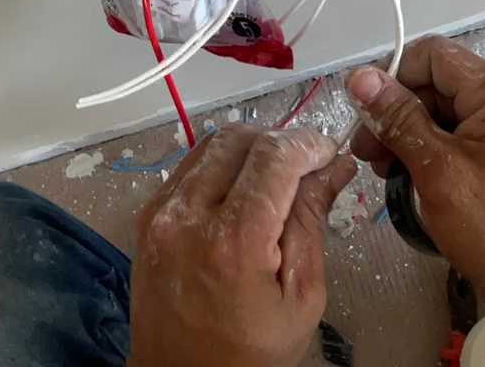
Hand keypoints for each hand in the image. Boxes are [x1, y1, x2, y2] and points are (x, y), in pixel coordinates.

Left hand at [127, 125, 356, 366]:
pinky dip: (222, 163)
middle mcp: (190, 214)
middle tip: (305, 164)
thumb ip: (312, 222)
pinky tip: (241, 187)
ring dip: (250, 147)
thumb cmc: (249, 357)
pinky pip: (191, 164)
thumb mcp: (300, 299)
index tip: (328, 151)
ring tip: (276, 174)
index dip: (308, 144)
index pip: (274, 157)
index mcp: (234, 241)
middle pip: (241, 138)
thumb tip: (335, 167)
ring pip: (213, 143)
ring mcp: (162, 211)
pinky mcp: (149, 214)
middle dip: (280, 141)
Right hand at [348, 36, 484, 366]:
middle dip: (397, 113)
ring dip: (411, 136)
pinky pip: (466, 142)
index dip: (393, 74)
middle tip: (367, 151)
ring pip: (449, 117)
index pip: (435, 55)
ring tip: (385, 171)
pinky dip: (435, 154)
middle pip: (440, 86)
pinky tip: (413, 180)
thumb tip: (360, 77)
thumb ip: (398, 118)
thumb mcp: (438, 171)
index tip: (363, 109)